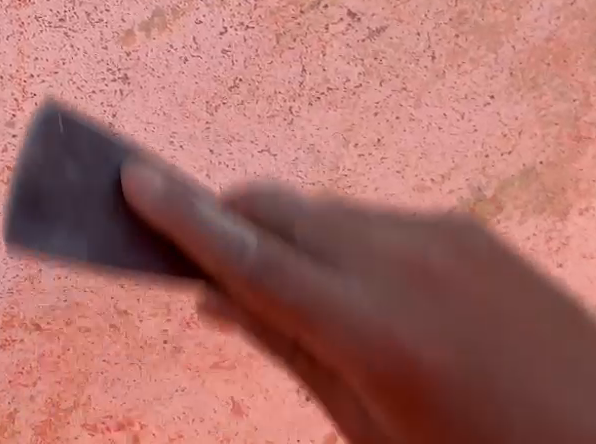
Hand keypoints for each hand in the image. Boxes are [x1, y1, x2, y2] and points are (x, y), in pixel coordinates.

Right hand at [122, 163, 595, 443]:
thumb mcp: (376, 433)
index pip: (249, 257)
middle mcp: (400, 265)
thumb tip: (206, 296)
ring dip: (283, 234)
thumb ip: (284, 351)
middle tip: (211, 261)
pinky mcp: (465, 226)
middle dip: (226, 219)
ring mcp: (438, 236)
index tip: (130, 176)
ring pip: (313, 210)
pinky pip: (365, 217)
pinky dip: (337, 240)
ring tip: (307, 293)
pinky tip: (375, 293)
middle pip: (271, 208)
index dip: (182, 215)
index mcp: (376, 335)